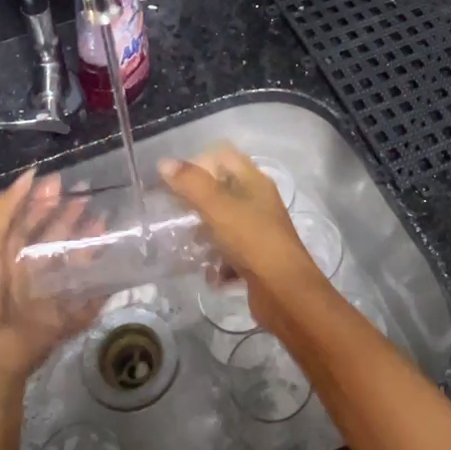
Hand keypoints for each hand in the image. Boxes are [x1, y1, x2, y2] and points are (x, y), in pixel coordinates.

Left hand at [0, 168, 102, 388]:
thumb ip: (4, 213)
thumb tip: (31, 174)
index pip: (23, 223)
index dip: (40, 202)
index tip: (61, 181)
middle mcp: (22, 276)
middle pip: (49, 240)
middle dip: (68, 217)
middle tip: (88, 193)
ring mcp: (44, 299)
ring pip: (70, 265)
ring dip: (86, 244)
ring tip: (104, 220)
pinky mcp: (62, 323)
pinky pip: (85, 303)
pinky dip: (101, 289)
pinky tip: (116, 268)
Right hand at [159, 142, 330, 331]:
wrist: (285, 293)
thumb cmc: (252, 241)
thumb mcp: (218, 208)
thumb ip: (192, 184)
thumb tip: (164, 162)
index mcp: (254, 181)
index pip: (223, 156)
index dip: (198, 162)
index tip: (174, 180)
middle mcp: (258, 202)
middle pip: (222, 190)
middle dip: (196, 200)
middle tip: (173, 212)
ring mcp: (259, 231)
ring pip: (224, 223)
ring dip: (205, 233)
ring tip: (186, 244)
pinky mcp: (256, 259)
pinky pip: (230, 253)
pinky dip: (218, 261)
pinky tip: (209, 273)